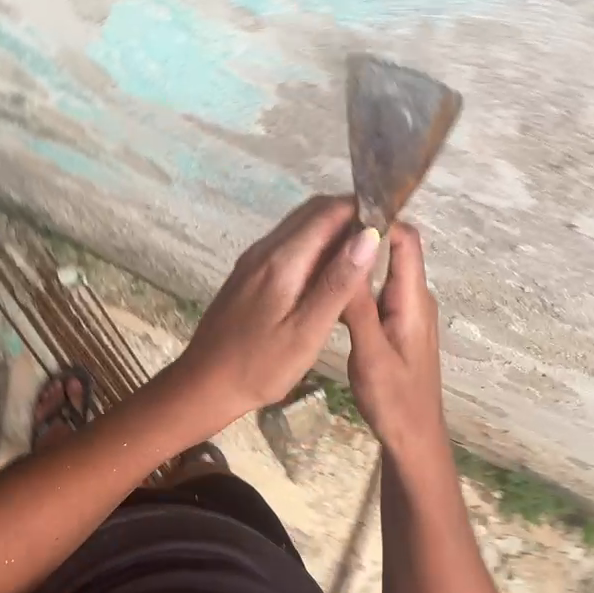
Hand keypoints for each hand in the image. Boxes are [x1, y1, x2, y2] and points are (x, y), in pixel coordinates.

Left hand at [174, 195, 381, 420]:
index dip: (360, 209)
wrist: (204, 383)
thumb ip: (337, 282)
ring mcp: (254, 259)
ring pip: (300, 226)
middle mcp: (266, 248)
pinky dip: (314, 245)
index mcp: (282, 259)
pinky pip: (288, 243)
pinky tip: (330, 272)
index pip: (327, 212)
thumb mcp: (307, 331)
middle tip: (382, 239)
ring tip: (364, 254)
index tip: (389, 222)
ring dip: (332, 230)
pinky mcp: (250, 272)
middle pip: (312, 211)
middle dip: (348, 215)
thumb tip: (368, 236)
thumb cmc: (261, 366)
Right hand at [341, 224, 446, 457]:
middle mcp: (413, 297)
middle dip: (362, 232)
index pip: (405, 239)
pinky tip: (328, 283)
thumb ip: (358, 306)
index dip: (378, 218)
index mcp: (413, 300)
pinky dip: (355, 278)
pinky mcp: (394, 322)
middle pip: (394, 247)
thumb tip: (350, 252)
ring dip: (356, 255)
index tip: (340, 211)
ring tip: (318, 249)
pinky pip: (376, 287)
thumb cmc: (395, 401)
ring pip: (382, 267)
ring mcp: (405, 310)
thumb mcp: (370, 355)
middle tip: (319, 228)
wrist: (413, 443)